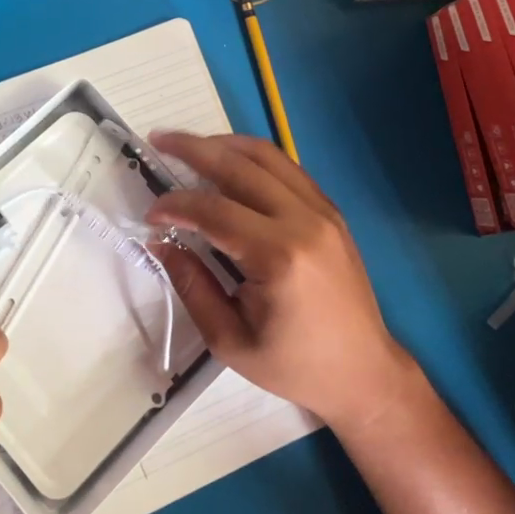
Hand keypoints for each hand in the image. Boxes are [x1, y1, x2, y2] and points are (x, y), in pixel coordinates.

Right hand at [147, 132, 418, 430]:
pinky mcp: (331, 211)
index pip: (214, 211)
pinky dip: (252, 157)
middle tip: (159, 141)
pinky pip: (287, 168)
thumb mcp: (229, 340)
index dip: (175, 205)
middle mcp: (304, 221)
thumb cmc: (295, 366)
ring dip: (223, 144)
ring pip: (266, 155)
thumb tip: (160, 243)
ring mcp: (323, 211)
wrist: (363, 372)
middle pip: (239, 166)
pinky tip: (229, 162)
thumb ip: (191, 285)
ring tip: (189, 145)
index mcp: (278, 257)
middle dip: (193, 149)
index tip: (150, 215)